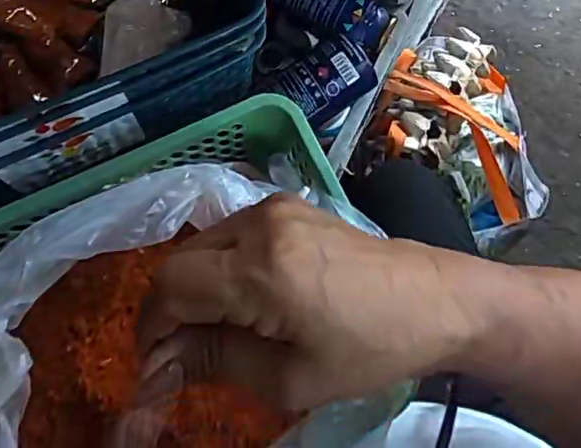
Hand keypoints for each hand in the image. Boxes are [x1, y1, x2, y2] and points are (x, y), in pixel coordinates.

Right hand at [134, 194, 484, 411]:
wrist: (427, 294)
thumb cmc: (367, 348)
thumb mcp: (290, 378)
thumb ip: (217, 361)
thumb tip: (160, 365)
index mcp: (260, 266)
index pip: (172, 284)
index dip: (153, 328)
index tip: (155, 369)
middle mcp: (258, 221)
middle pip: (182, 259)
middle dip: (171, 310)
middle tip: (183, 357)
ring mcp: (272, 205)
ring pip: (203, 243)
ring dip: (196, 286)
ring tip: (216, 330)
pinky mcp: (285, 202)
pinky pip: (231, 232)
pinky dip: (222, 266)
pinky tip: (243, 297)